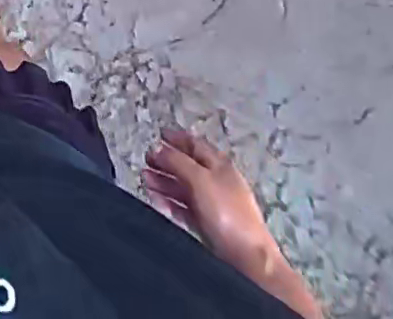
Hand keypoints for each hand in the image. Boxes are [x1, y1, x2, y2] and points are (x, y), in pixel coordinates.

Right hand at [143, 128, 276, 268]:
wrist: (247, 258)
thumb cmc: (227, 212)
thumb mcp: (200, 179)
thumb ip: (178, 161)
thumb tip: (158, 148)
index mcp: (219, 165)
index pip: (195, 144)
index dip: (177, 138)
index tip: (159, 134)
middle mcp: (216, 181)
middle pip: (187, 165)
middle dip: (166, 160)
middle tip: (147, 159)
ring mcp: (212, 204)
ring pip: (184, 187)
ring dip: (164, 181)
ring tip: (145, 178)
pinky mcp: (208, 224)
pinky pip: (185, 208)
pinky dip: (170, 202)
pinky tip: (156, 200)